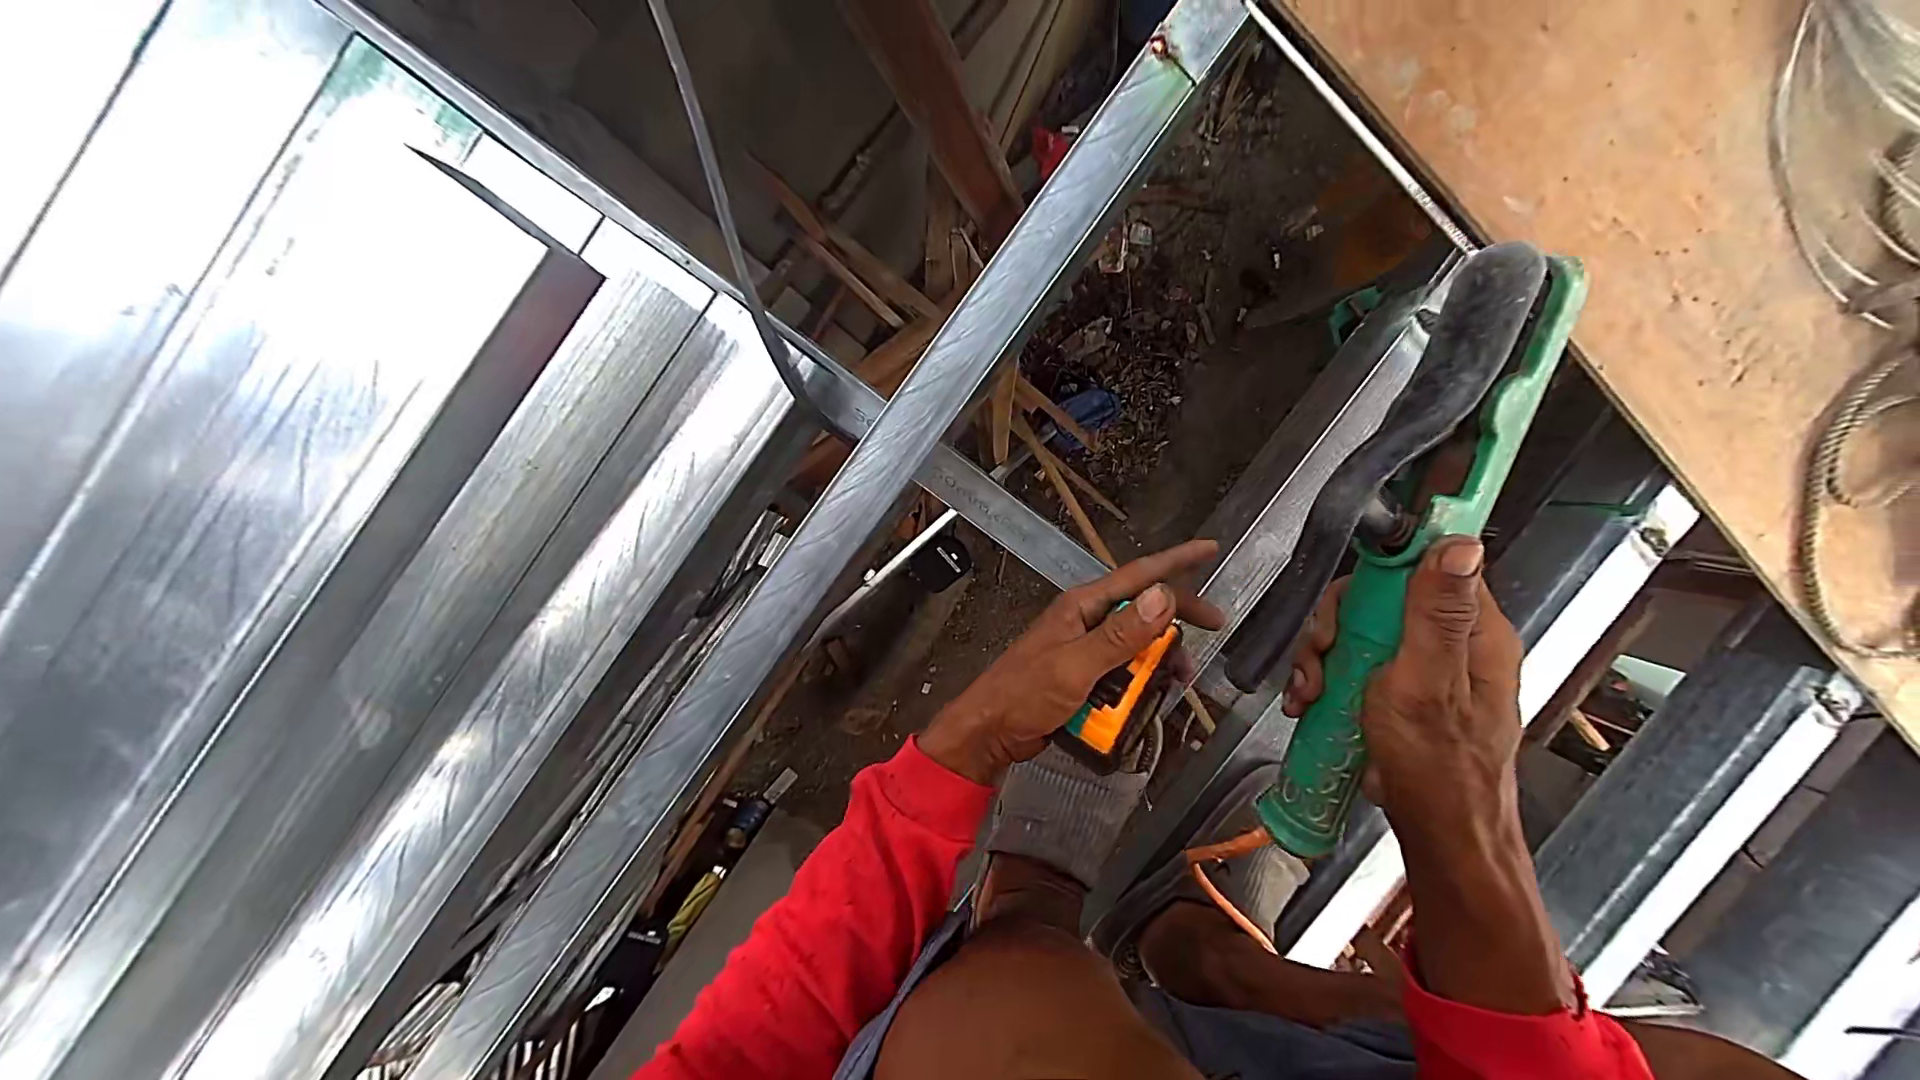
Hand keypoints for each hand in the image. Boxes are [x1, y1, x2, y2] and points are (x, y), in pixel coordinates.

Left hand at [919, 539, 1225, 783]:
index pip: (1137, 575)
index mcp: (1082, 607)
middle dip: (1177, 620)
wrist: (990, 731)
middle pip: (1144, 610)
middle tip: (1214, 628)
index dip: (1175, 561)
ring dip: (1160, 659)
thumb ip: (1120, 634)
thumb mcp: (1076, 665)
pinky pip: (1124, 671)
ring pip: (1138, 644)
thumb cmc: (1023, 694)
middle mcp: (1087, 621)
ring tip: (1179, 680)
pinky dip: (1141, 682)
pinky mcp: (1086, 676)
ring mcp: (1086, 649)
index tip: (1208, 550)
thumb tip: (1162, 597)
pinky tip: (1151, 697)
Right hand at [1283, 536, 1523, 830]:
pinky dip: (1322, 678)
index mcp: (1473, 632)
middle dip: (1335, 625)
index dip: (1378, 575)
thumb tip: (1459, 544)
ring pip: (1354, 631)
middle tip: (1319, 655)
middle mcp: (1448, 642)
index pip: (1426, 567)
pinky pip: (1348, 663)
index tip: (1346, 607)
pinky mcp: (1392, 688)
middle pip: (1376, 599)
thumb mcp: (1428, 682)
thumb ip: (1437, 615)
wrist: (1435, 829)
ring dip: (1319, 657)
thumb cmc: (1435, 763)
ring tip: (1309, 692)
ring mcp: (1417, 666)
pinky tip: (1310, 701)